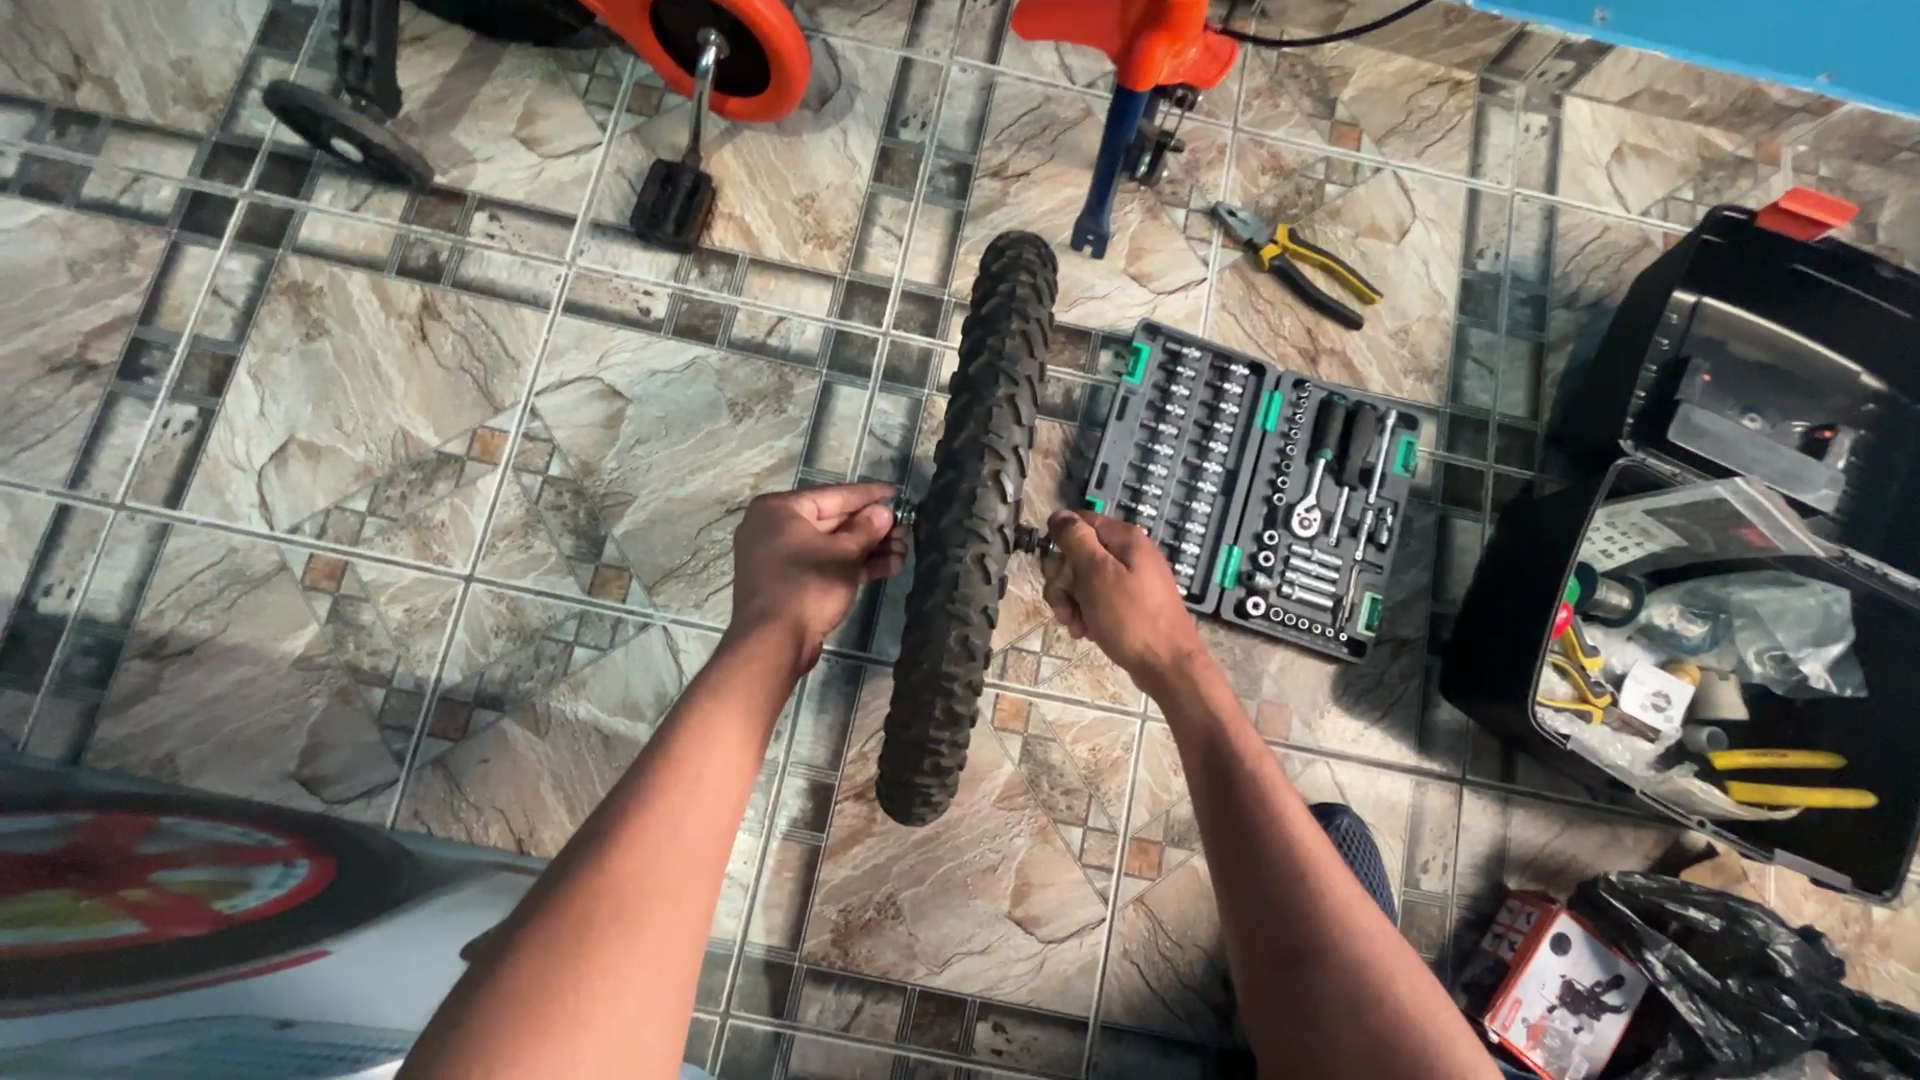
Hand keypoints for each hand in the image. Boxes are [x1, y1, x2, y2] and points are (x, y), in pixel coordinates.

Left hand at [728, 483, 907, 665]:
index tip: (897, 494)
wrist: (773, 642)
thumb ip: (867, 529)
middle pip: (834, 521)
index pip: (834, 495)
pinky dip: (853, 566)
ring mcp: (780, 557)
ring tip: (904, 551)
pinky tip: (890, 567)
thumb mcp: (844, 554)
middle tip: (906, 529)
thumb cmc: (807, 586)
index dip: (869, 495)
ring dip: (869, 549)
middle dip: (872, 528)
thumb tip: (884, 512)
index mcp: (779, 509)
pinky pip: (825, 565)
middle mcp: (775, 527)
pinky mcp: (790, 582)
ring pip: (832, 546)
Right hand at [1042, 510, 1206, 688]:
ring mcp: (1131, 579)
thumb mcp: (1097, 574)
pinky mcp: (1130, 603)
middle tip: (1066, 606)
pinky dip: (1086, 613)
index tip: (1057, 573)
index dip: (1061, 546)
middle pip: (1078, 554)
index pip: (1078, 523)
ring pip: (1083, 579)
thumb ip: (1076, 540)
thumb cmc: (1131, 618)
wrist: (1167, 665)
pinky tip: (1087, 631)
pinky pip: (1098, 599)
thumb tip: (1059, 514)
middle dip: (1063, 581)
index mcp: (1124, 538)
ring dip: (1071, 602)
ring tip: (1076, 625)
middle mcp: (1128, 553)